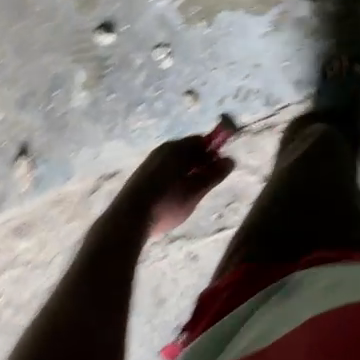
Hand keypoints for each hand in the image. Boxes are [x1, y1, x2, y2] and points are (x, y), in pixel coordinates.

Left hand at [118, 135, 235, 236]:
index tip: (219, 170)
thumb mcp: (195, 191)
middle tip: (206, 184)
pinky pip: (165, 168)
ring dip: (187, 171)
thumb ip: (214, 175)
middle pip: (188, 150)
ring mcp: (151, 161)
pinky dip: (174, 176)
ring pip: (176, 160)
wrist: (129, 217)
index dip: (213, 153)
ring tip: (190, 193)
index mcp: (177, 149)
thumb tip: (230, 160)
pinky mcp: (142, 174)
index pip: (201, 141)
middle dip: (200, 163)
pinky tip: (173, 196)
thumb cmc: (167, 203)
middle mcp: (163, 149)